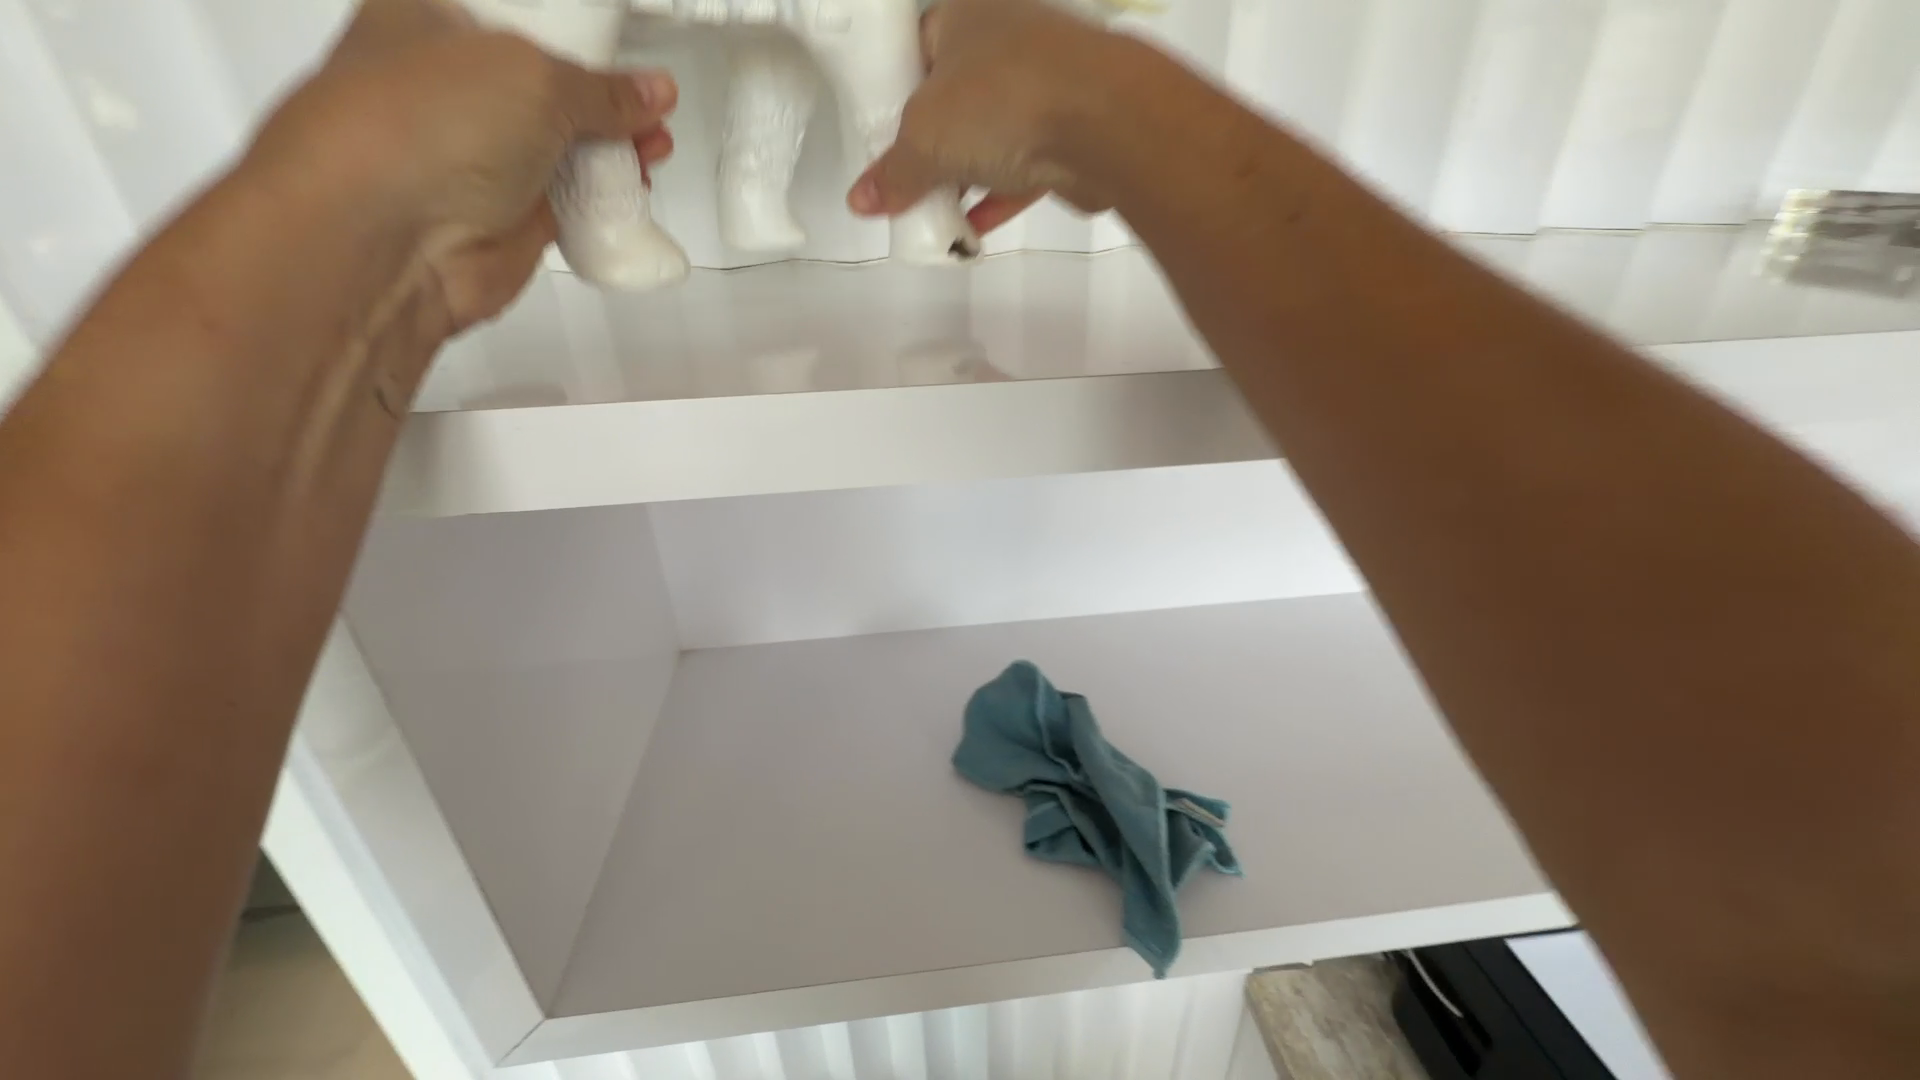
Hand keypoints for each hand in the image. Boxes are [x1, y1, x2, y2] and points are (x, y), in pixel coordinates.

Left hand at [248, 0, 677, 331]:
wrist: (389, 240)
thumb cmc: (418, 128)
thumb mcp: (532, 77)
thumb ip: (603, 87)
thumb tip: (653, 90)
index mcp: (429, 19)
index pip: (512, 14)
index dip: (568, 29)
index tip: (614, 42)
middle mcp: (452, 88)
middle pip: (547, 83)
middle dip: (603, 94)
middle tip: (646, 101)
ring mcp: (481, 157)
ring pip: (564, 145)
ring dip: (613, 146)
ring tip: (654, 143)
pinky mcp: (510, 216)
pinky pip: (571, 201)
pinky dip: (606, 198)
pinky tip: (638, 186)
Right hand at [846, 0, 1118, 235]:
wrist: (1103, 122)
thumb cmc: (1004, 99)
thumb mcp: (924, 139)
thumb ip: (893, 174)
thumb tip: (865, 199)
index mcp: (962, 16)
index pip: (916, 51)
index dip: (895, 95)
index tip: (881, 136)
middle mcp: (1004, 43)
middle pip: (953, 102)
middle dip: (930, 147)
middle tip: (905, 182)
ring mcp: (1042, 88)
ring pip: (990, 138)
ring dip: (963, 178)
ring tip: (935, 214)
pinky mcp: (1067, 134)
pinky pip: (1021, 169)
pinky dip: (996, 198)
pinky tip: (973, 228)